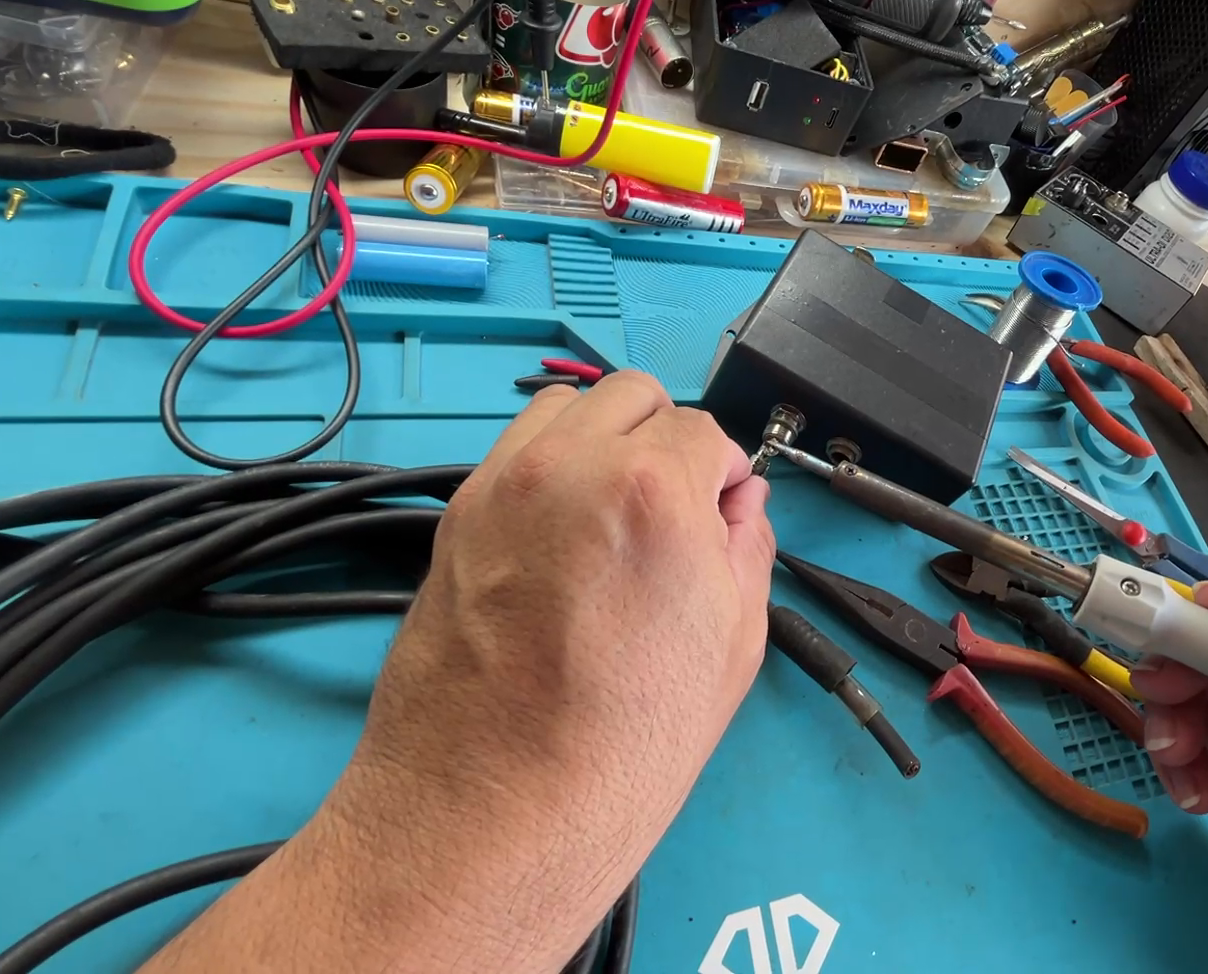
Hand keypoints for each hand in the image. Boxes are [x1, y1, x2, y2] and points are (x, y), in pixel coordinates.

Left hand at [144, 372, 774, 972]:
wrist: (495, 811)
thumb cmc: (630, 741)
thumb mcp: (736, 640)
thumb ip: (748, 544)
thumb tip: (739, 501)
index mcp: (655, 489)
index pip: (707, 431)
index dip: (724, 475)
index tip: (720, 515)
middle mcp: (573, 464)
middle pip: (639, 396)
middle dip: (670, 440)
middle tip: (674, 507)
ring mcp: (505, 482)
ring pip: (573, 406)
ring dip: (609, 438)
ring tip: (616, 508)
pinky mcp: (459, 511)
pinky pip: (519, 447)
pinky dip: (555, 461)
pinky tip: (565, 527)